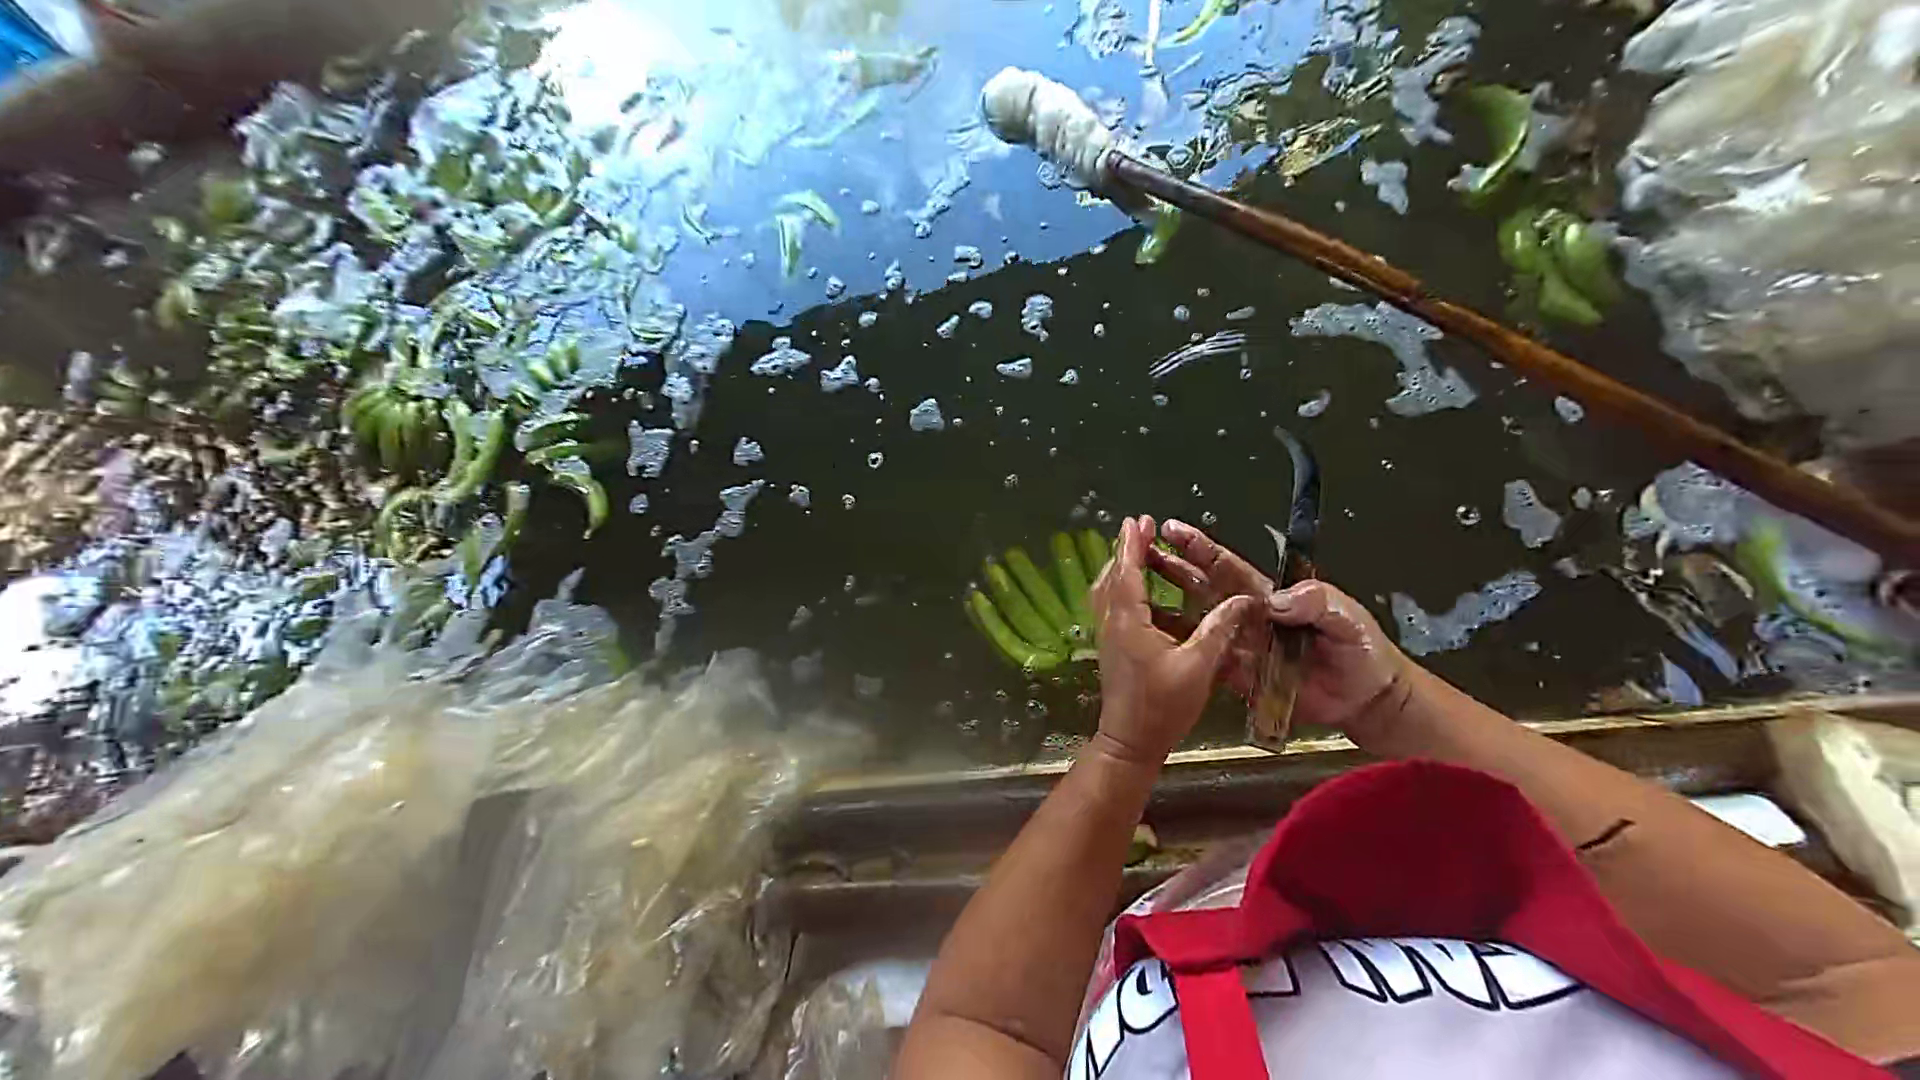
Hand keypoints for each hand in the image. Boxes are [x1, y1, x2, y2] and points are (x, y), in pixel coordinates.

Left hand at [1086, 515, 1257, 765]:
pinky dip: (1121, 589)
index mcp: (1128, 621)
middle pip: (1111, 577)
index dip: (1133, 544)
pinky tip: (1140, 594)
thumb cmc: (1163, 705)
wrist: (1130, 741)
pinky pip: (1110, 607)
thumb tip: (1243, 600)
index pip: (1128, 572)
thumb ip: (1219, 630)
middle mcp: (1111, 622)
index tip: (1138, 520)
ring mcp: (1107, 636)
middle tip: (1139, 528)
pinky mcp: (1111, 648)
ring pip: (1107, 592)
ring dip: (1120, 568)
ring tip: (1139, 553)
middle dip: (1125, 550)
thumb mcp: (1199, 666)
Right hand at [1147, 519, 1414, 746]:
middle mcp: (1245, 614)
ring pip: (1194, 620)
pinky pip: (1200, 658)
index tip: (1172, 529)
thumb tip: (1275, 600)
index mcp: (1267, 594)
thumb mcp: (1347, 618)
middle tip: (1140, 551)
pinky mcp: (1234, 674)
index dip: (1199, 547)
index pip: (1225, 565)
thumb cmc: (1360, 651)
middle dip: (1171, 566)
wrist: (1364, 699)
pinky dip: (1176, 650)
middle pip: (1200, 585)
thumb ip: (1316, 603)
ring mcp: (1237, 644)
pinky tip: (1151, 642)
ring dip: (1165, 605)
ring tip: (1134, 594)